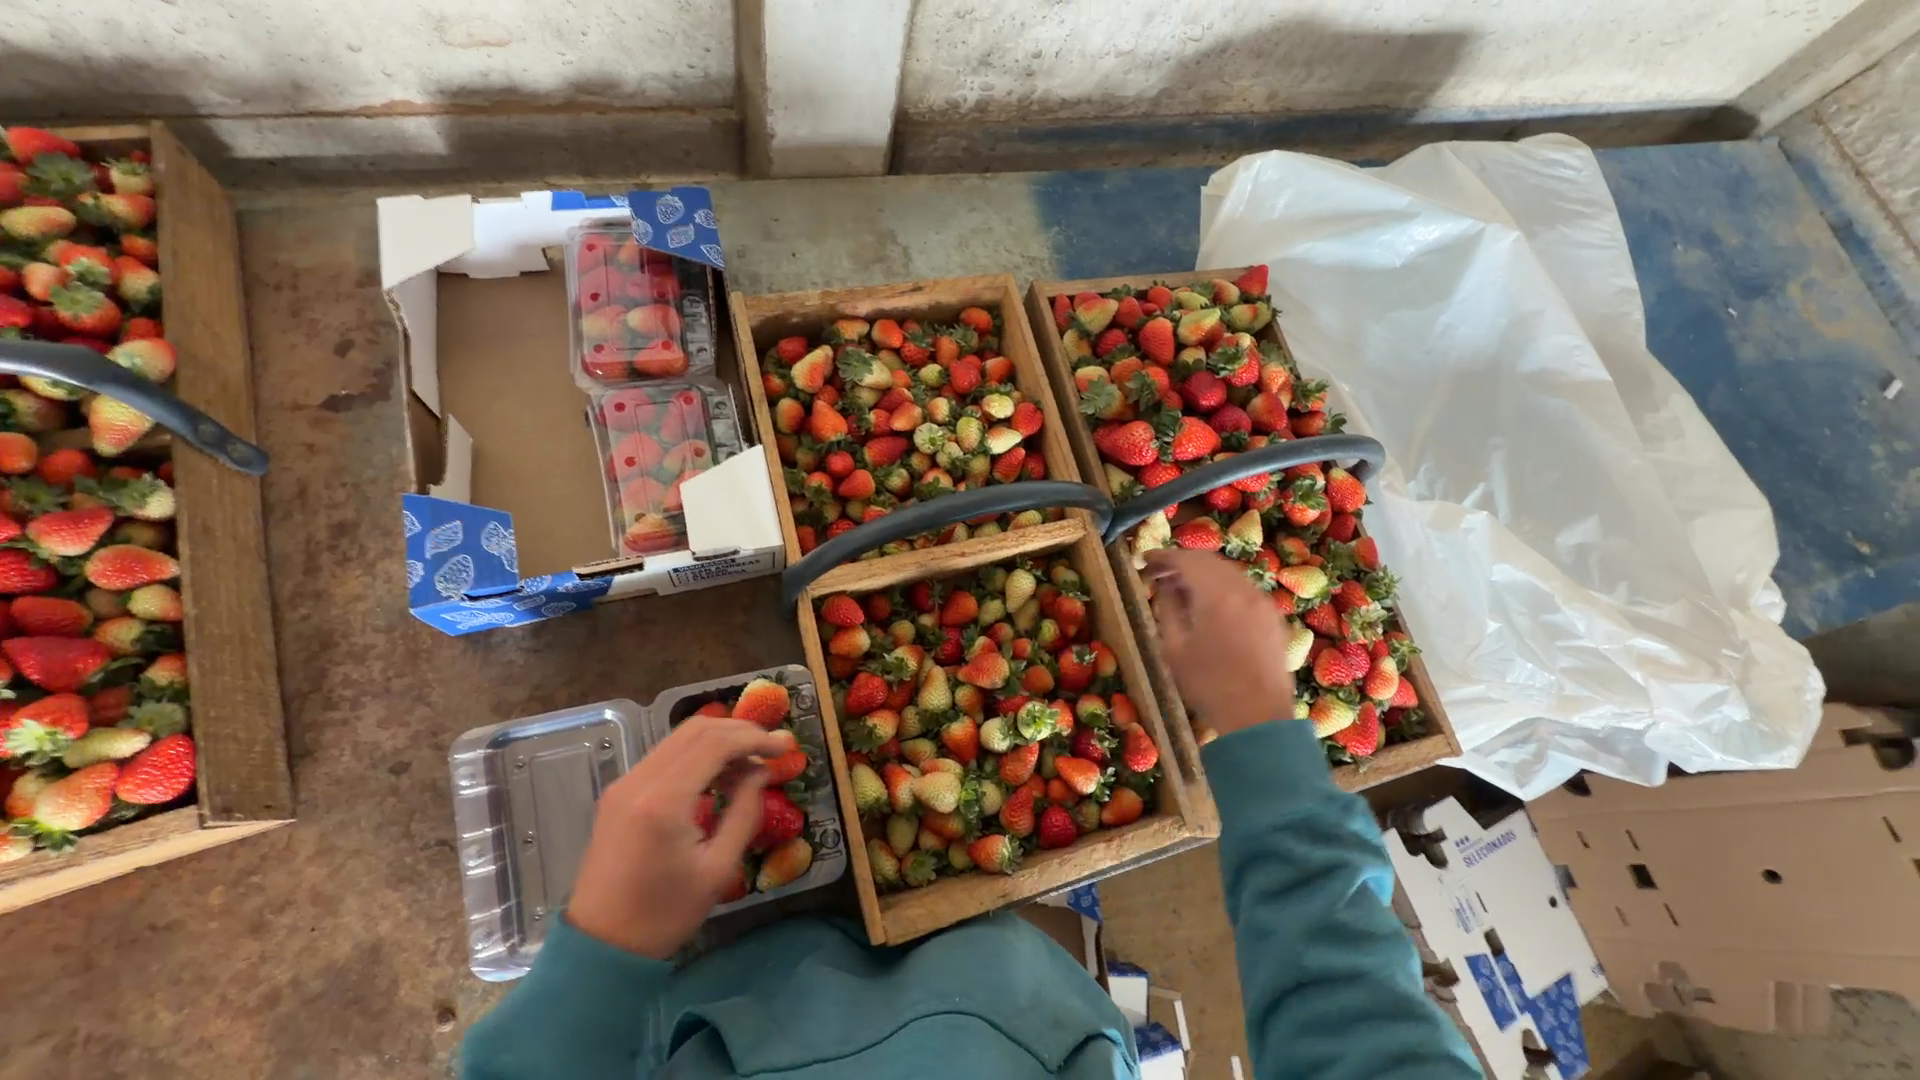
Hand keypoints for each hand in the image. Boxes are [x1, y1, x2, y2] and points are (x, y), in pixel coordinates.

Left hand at [566, 717, 788, 958]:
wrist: (600, 947)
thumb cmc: (665, 915)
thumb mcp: (718, 868)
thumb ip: (745, 811)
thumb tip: (760, 771)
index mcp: (663, 800)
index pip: (715, 743)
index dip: (755, 737)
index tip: (785, 747)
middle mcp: (639, 780)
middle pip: (696, 730)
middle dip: (740, 732)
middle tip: (772, 748)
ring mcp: (624, 784)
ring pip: (680, 738)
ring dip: (719, 741)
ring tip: (751, 762)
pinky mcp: (619, 793)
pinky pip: (665, 756)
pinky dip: (698, 754)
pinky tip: (720, 774)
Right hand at [1143, 549, 1294, 737]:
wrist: (1257, 718)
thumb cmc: (1208, 685)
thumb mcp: (1173, 648)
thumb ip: (1167, 608)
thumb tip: (1166, 585)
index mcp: (1216, 594)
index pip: (1185, 560)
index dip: (1161, 557)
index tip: (1143, 561)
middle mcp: (1244, 590)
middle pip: (1209, 561)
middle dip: (1182, 563)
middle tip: (1159, 575)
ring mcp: (1264, 602)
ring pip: (1229, 573)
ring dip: (1204, 574)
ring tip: (1182, 590)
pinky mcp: (1274, 617)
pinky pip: (1244, 590)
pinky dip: (1223, 588)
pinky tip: (1210, 606)